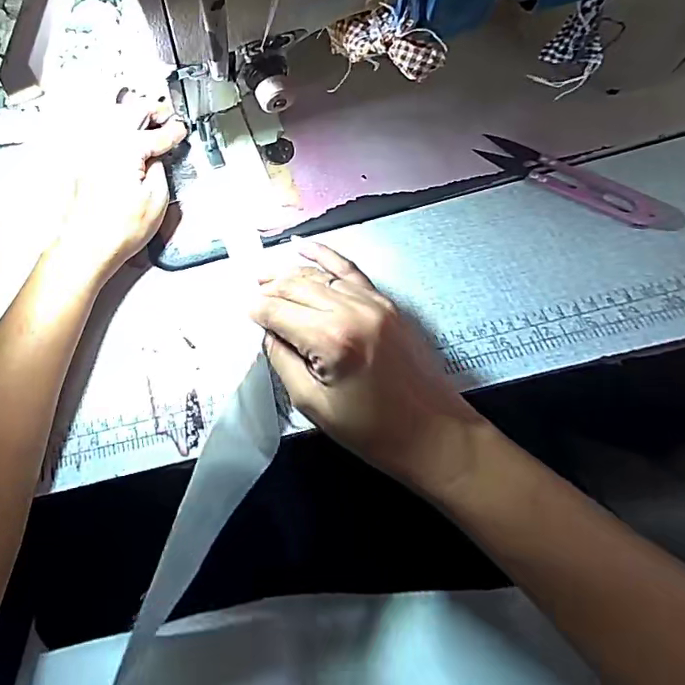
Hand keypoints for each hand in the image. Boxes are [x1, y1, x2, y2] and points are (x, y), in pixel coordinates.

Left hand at [51, 92, 186, 276]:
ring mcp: (89, 153)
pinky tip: (123, 139)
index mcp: (125, 149)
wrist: (85, 248)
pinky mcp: (81, 165)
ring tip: (145, 121)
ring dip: (130, 115)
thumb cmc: (115, 231)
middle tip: (164, 116)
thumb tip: (158, 159)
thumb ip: (160, 169)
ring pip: (110, 119)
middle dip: (151, 111)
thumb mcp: (156, 199)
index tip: (180, 131)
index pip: (156, 133)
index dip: (173, 130)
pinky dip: (114, 130)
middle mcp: (103, 146)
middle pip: (129, 112)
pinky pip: (99, 135)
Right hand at [250, 241, 486, 494]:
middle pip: (294, 286)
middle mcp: (350, 311)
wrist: (439, 438)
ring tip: (266, 278)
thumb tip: (269, 332)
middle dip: (268, 290)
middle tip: (252, 298)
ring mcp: (372, 303)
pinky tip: (303, 246)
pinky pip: (349, 270)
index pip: (276, 310)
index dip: (255, 312)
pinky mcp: (386, 304)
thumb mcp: (312, 404)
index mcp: (330, 340)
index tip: (245, 316)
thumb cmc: (374, 432)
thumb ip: (282, 360)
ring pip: (317, 276)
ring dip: (288, 275)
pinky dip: (324, 255)